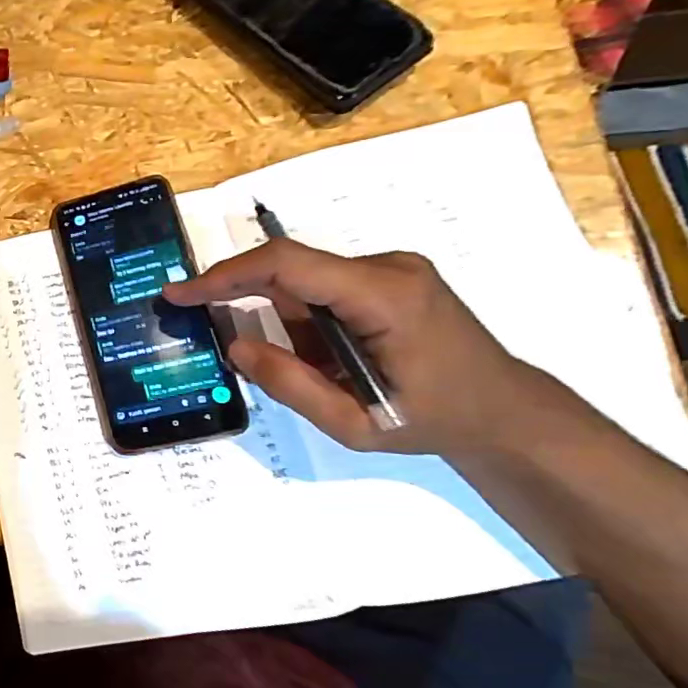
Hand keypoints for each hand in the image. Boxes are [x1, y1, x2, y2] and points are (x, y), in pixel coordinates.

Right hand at [163, 239, 582, 458]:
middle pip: (289, 266)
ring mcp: (390, 268)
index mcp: (385, 296)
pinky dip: (301, 316)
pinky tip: (323, 356)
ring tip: (311, 367)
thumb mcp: (354, 423)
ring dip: (280, 316)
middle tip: (199, 319)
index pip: (287, 265)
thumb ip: (290, 384)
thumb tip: (234, 345)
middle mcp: (387, 267)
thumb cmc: (436, 421)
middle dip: (240, 294)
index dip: (225, 275)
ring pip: (303, 278)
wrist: (507, 412)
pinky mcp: (388, 276)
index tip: (181, 292)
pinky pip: (322, 286)